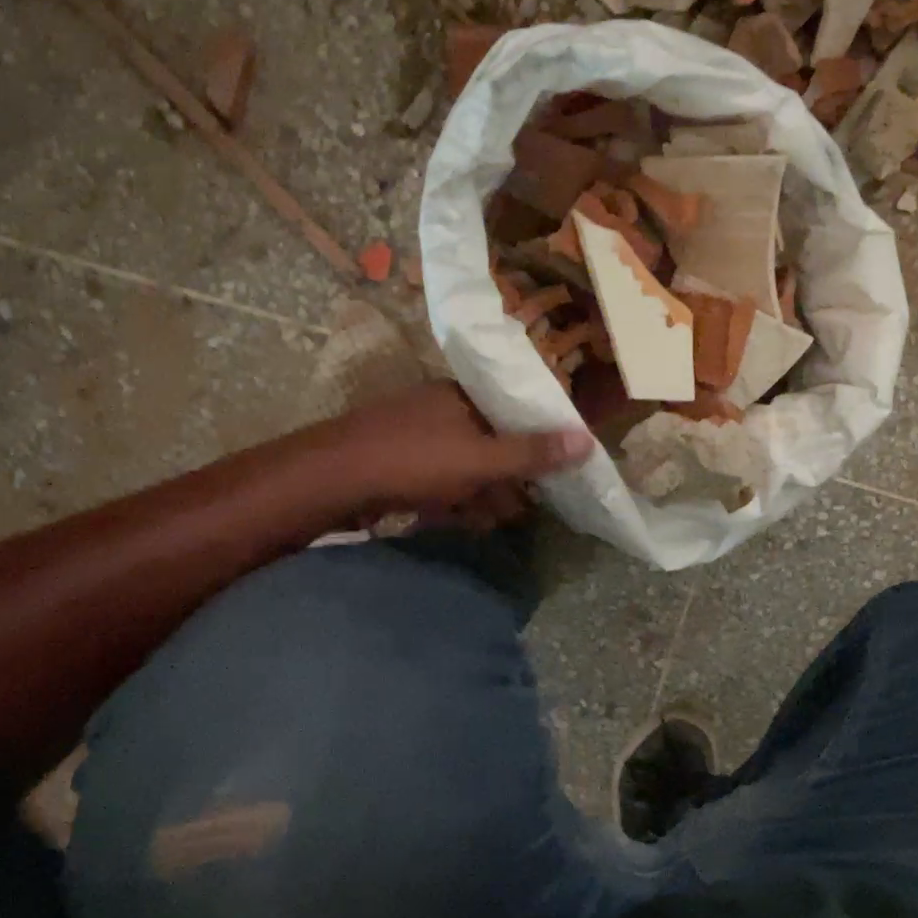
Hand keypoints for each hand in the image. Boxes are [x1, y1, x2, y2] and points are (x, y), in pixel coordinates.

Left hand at [324, 381, 593, 511]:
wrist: (328, 481)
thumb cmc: (413, 460)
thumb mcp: (481, 459)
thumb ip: (532, 452)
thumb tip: (588, 440)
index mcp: (461, 396)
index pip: (513, 409)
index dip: (537, 438)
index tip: (555, 469)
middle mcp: (438, 408)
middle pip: (490, 440)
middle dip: (510, 475)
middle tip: (527, 506)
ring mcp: (412, 435)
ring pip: (462, 463)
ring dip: (483, 493)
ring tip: (499, 521)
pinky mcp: (392, 463)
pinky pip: (436, 479)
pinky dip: (453, 499)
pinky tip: (462, 521)